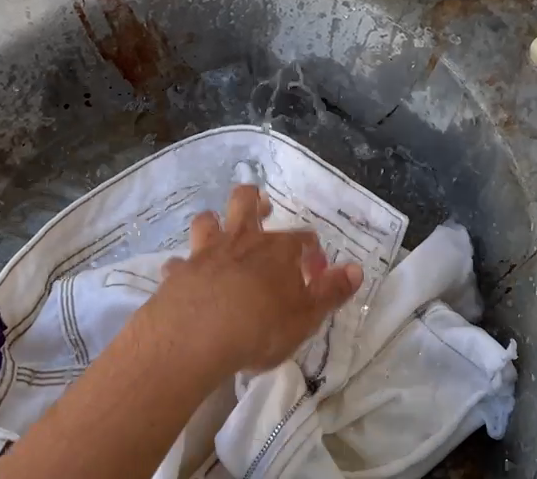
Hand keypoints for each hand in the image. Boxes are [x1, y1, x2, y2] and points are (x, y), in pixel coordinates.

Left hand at [150, 184, 363, 375]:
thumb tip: (357, 269)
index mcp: (278, 250)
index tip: (315, 266)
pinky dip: (183, 268)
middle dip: (256, 201)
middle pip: (247, 201)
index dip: (310, 249)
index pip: (302, 238)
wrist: (197, 336)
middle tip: (264, 209)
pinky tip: (183, 277)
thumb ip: (331, 292)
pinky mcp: (179, 273)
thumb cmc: (260, 327)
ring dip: (214, 223)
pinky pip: (179, 263)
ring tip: (219, 233)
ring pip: (208, 220)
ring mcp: (207, 253)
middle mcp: (243, 241)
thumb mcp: (306, 316)